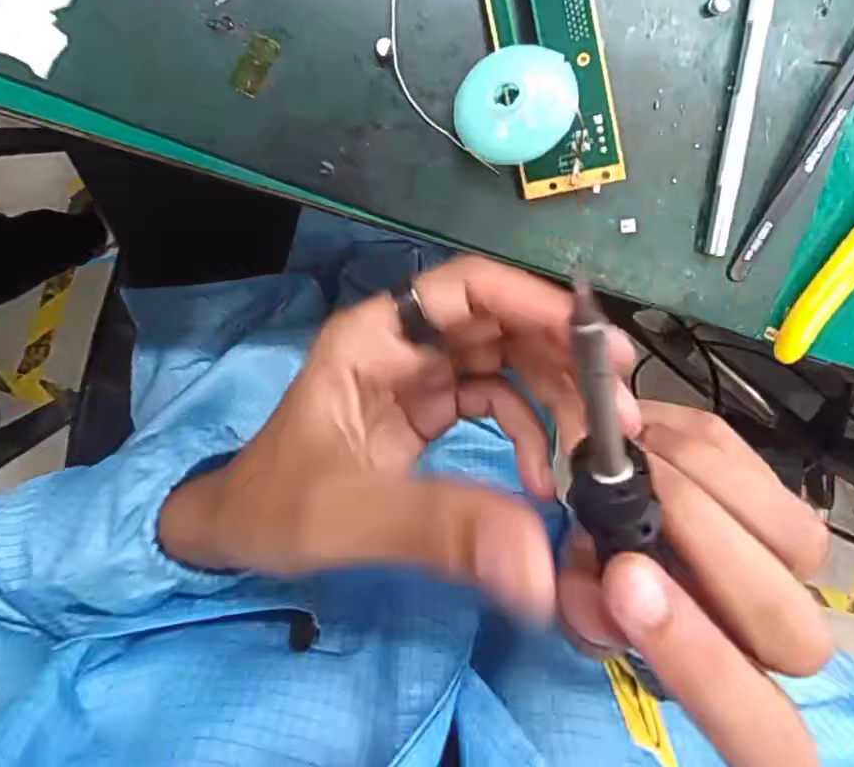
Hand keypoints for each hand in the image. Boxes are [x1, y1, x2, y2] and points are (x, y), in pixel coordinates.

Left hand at [158, 255, 636, 622]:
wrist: (238, 530)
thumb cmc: (273, 505)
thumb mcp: (345, 515)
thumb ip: (434, 532)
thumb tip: (537, 565)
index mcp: (373, 337)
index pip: (462, 289)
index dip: (529, 301)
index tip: (592, 343)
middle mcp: (400, 344)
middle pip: (495, 322)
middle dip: (558, 356)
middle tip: (615, 409)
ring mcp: (416, 376)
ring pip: (502, 359)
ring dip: (552, 394)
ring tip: (594, 448)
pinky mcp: (426, 411)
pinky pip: (493, 401)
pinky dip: (526, 430)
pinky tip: (541, 480)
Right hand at [558, 399, 832, 766]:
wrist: (624, 527)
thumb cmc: (600, 579)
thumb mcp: (575, 600)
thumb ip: (582, 602)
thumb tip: (600, 583)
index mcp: (725, 698)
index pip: (759, 729)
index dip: (702, 661)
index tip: (625, 580)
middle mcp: (772, 646)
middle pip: (791, 629)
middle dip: (704, 544)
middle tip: (629, 486)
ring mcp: (791, 576)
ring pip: (795, 538)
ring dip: (703, 479)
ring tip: (633, 449)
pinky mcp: (782, 508)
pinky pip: (763, 472)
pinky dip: (698, 443)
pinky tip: (648, 434)